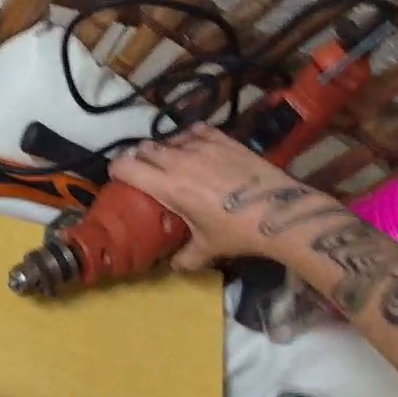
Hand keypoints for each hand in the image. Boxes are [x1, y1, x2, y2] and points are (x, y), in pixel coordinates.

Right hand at [108, 123, 348, 270]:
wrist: (280, 214)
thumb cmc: (238, 232)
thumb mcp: (209, 248)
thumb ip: (185, 257)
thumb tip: (173, 266)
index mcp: (168, 186)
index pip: (126, 166)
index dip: (116, 170)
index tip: (118, 177)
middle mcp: (179, 161)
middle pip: (145, 148)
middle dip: (140, 158)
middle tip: (146, 172)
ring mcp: (202, 146)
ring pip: (169, 138)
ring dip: (165, 148)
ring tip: (173, 161)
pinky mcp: (222, 139)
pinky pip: (195, 130)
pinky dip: (190, 137)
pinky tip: (196, 147)